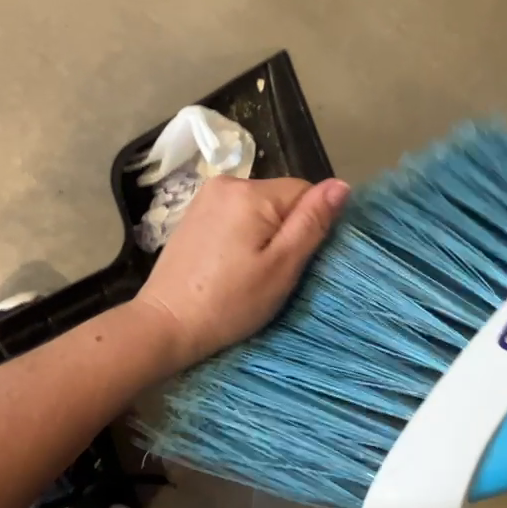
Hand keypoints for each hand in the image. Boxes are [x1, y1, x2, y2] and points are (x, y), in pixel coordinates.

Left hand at [134, 175, 350, 369]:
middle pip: (281, 198)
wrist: (164, 325)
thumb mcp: (281, 267)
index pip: (305, 193)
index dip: (309, 227)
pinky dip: (242, 234)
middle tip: (271, 272)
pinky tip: (231, 264)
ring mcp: (206, 196)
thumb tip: (341, 184)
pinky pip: (236, 214)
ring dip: (264, 232)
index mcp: (251, 193)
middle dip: (285, 230)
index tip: (294, 261)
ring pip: (259, 207)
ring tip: (250, 270)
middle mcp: (228, 182)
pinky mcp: (194, 213)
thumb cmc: (229, 302)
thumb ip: (312, 222)